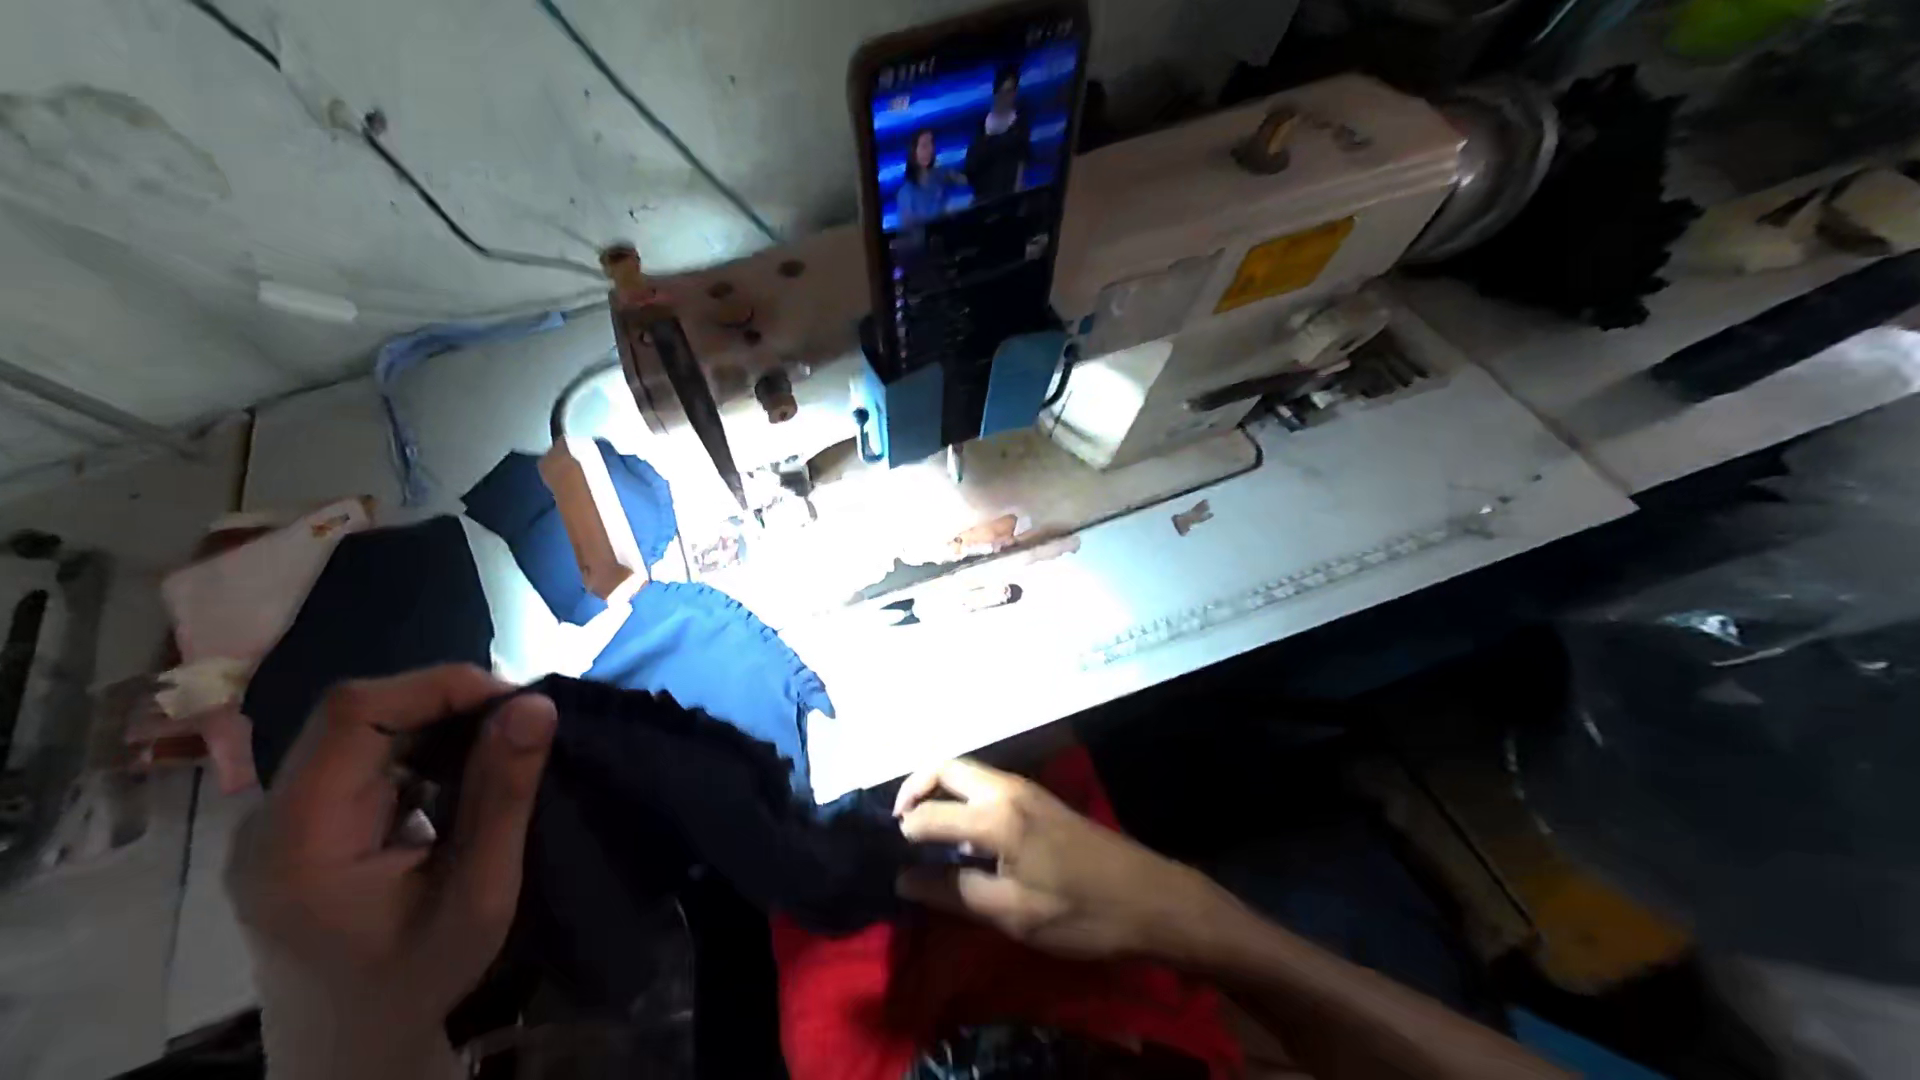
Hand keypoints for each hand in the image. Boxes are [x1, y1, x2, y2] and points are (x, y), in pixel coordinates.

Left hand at [226, 666, 555, 1077]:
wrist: (353, 1050)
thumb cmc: (417, 978)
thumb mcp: (479, 891)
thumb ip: (502, 795)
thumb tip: (536, 703)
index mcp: (299, 837)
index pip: (353, 713)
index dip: (438, 688)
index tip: (516, 705)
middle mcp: (275, 816)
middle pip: (358, 714)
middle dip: (451, 704)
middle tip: (522, 727)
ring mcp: (287, 818)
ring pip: (368, 727)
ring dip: (445, 723)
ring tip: (503, 749)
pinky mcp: (310, 822)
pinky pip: (371, 755)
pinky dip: (430, 748)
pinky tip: (467, 775)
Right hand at [894, 758, 1223, 959]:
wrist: (1147, 897)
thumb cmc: (1078, 912)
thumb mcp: (1011, 913)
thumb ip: (952, 891)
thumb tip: (904, 878)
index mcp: (995, 816)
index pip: (929, 814)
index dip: (905, 834)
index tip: (892, 857)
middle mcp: (1006, 788)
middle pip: (947, 767)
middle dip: (916, 787)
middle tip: (899, 824)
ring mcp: (1026, 788)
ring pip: (968, 772)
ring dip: (941, 790)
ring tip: (925, 829)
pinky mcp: (1039, 798)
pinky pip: (987, 784)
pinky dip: (963, 797)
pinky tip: (965, 835)